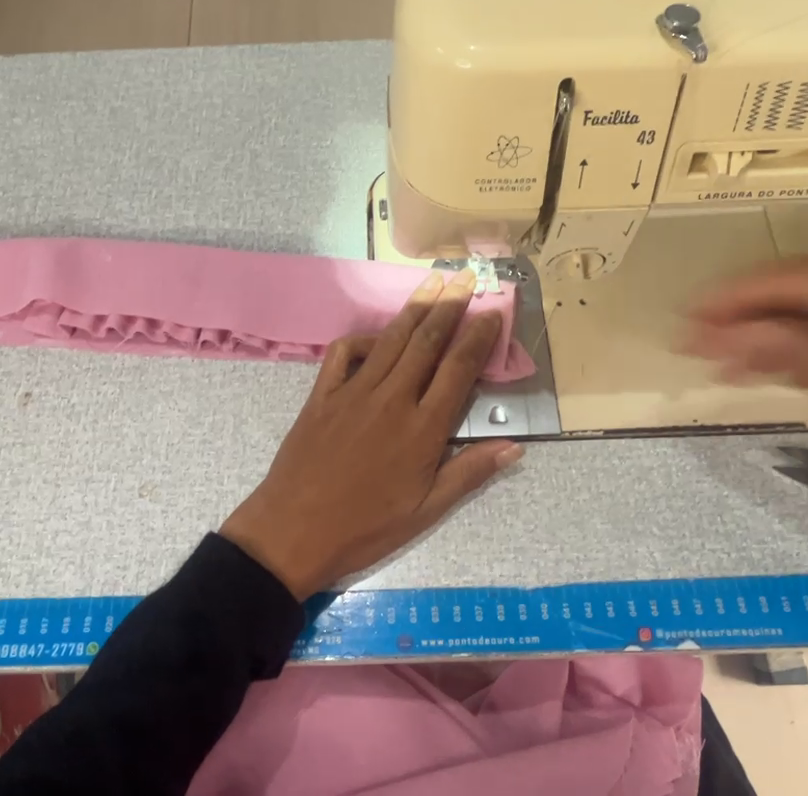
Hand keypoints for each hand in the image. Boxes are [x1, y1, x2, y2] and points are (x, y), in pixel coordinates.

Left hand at [220, 271, 523, 599]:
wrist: (292, 531)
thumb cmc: (365, 528)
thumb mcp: (426, 511)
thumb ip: (470, 473)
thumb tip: (515, 447)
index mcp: (422, 429)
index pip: (459, 370)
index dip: (479, 338)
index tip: (493, 312)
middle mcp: (392, 399)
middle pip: (427, 341)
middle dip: (450, 306)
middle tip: (466, 276)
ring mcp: (354, 392)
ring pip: (391, 339)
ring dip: (415, 308)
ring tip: (433, 282)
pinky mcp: (322, 394)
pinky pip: (343, 353)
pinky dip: (362, 338)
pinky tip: (376, 336)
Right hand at [686, 259, 807, 595]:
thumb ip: (802, 359)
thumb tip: (727, 337)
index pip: (803, 279)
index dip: (742, 294)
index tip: (694, 316)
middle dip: (747, 310)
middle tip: (693, 337)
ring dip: (767, 328)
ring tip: (715, 354)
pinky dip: (799, 345)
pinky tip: (763, 363)